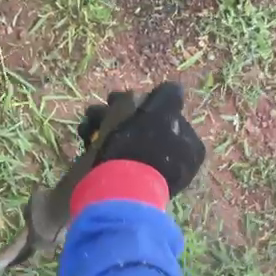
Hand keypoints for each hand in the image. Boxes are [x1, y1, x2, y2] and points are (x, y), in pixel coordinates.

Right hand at [77, 81, 204, 197]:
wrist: (118, 188)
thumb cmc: (140, 147)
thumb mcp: (160, 113)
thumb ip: (167, 97)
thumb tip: (173, 88)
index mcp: (189, 145)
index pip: (165, 113)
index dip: (142, 104)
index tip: (121, 102)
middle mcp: (173, 158)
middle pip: (142, 124)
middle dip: (117, 114)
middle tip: (98, 113)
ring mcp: (149, 170)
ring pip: (124, 135)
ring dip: (103, 125)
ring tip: (87, 128)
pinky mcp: (124, 178)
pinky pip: (112, 151)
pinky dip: (99, 142)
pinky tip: (86, 140)